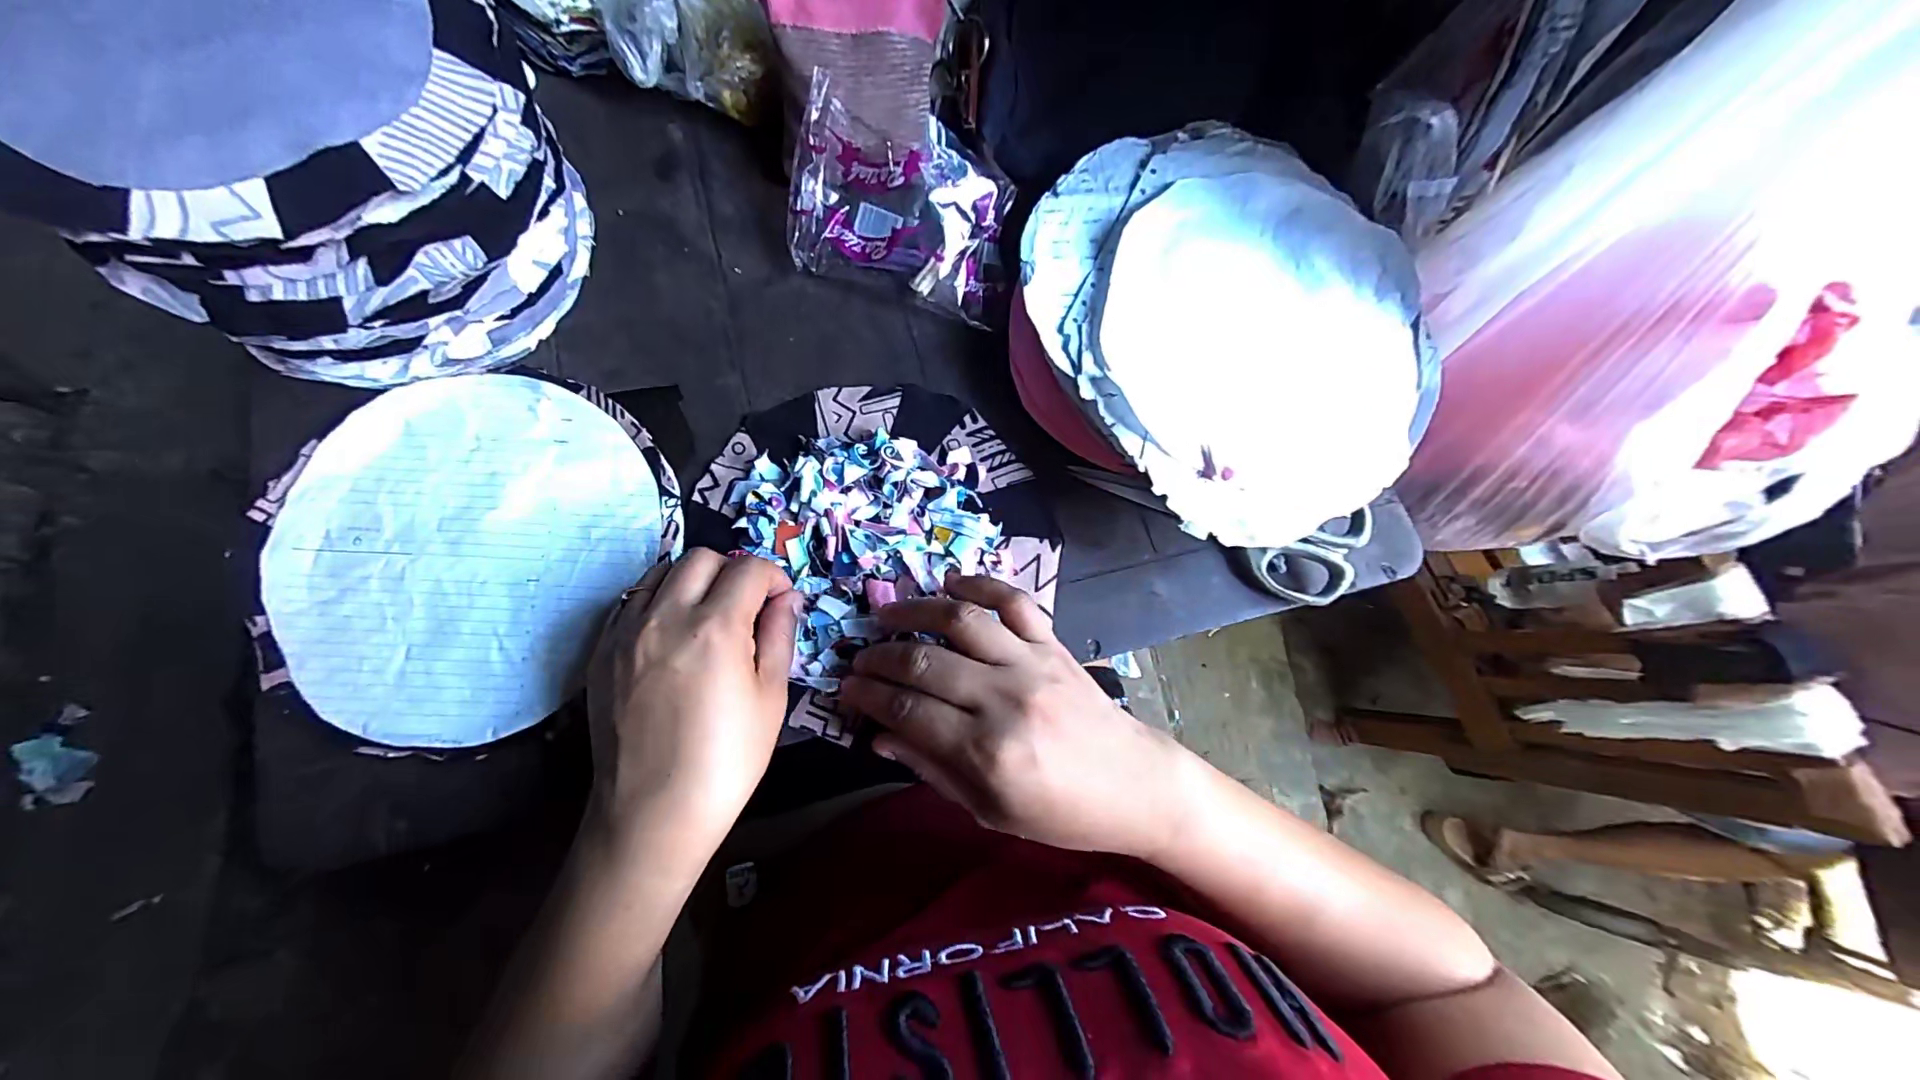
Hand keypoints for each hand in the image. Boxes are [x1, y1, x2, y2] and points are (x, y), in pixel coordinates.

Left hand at [586, 550, 800, 847]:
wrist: (653, 813)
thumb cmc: (727, 760)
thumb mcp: (771, 697)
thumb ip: (779, 635)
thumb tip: (785, 599)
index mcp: (715, 627)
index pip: (750, 570)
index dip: (775, 579)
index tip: (781, 602)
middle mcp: (665, 616)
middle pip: (702, 558)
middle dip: (734, 571)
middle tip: (747, 606)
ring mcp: (625, 632)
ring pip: (661, 572)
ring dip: (693, 580)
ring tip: (707, 615)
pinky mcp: (601, 651)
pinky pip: (631, 602)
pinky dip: (659, 602)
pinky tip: (672, 637)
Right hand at [838, 574, 1188, 858]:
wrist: (1134, 785)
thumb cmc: (1059, 812)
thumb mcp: (989, 809)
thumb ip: (931, 770)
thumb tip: (878, 736)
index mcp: (986, 753)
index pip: (906, 711)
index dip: (867, 697)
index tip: (845, 689)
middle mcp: (1005, 700)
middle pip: (924, 663)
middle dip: (879, 658)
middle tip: (858, 659)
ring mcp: (1032, 665)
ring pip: (962, 622)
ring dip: (916, 611)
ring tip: (888, 615)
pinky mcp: (1053, 645)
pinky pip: (1014, 602)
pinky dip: (980, 585)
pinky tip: (951, 583)